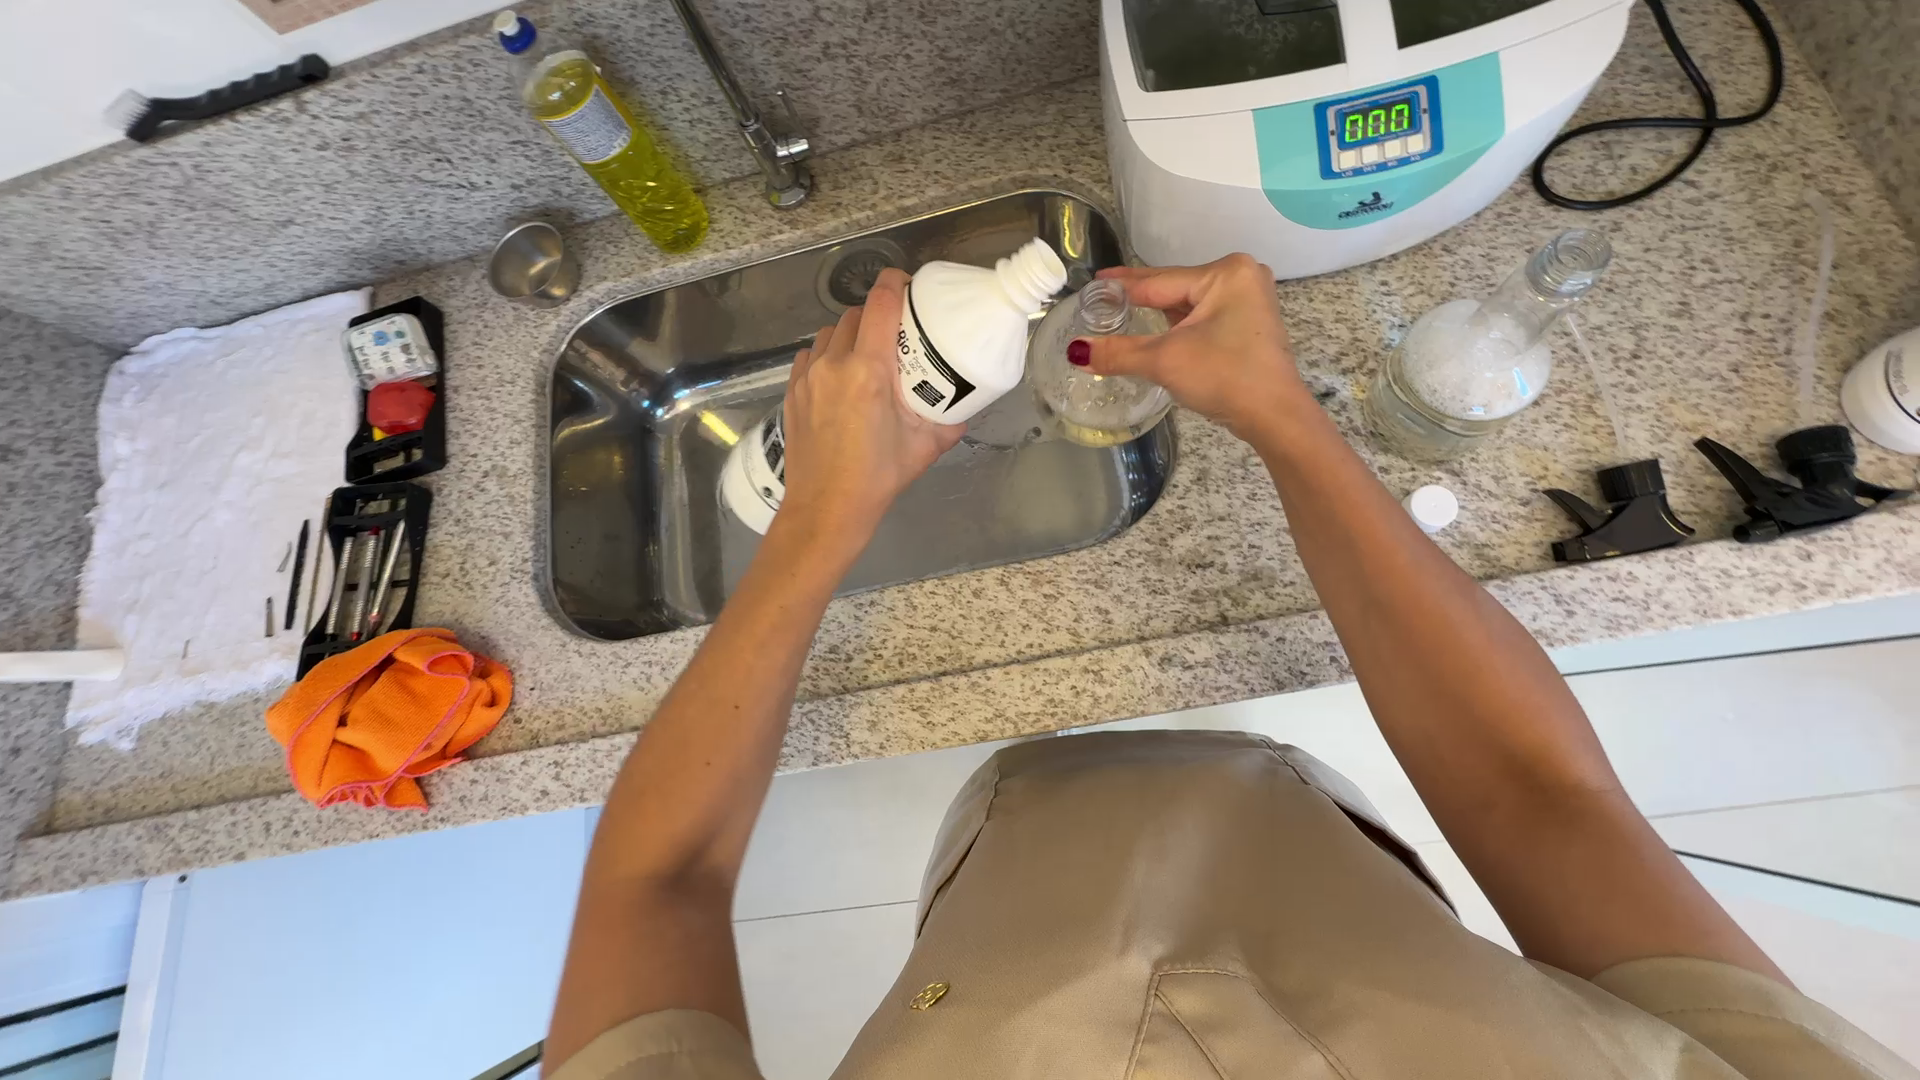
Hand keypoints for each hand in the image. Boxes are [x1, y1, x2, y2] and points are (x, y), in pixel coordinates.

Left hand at [776, 268, 964, 541]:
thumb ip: (950, 420)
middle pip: (854, 315)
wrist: (826, 508)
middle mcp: (833, 365)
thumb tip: (967, 405)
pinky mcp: (792, 391)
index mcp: (868, 371)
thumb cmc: (877, 478)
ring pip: (830, 334)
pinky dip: (827, 357)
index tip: (908, 286)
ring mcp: (807, 377)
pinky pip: (810, 356)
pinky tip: (840, 379)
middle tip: (896, 335)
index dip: (895, 284)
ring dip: (850, 336)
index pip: (880, 304)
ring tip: (868, 357)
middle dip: (876, 316)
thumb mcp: (924, 448)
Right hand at [1073, 254, 1307, 440]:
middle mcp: (1241, 277)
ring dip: (1160, 316)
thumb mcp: (1164, 361)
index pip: (1158, 280)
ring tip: (1125, 318)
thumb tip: (1076, 351)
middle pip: (1174, 289)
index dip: (1122, 285)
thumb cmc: (1224, 376)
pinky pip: (1203, 319)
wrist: (1274, 415)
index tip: (1094, 282)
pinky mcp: (1250, 325)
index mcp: (1225, 273)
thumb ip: (1118, 353)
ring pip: (1188, 306)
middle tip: (1103, 301)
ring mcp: (1249, 301)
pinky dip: (1180, 328)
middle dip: (1140, 299)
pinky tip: (1160, 335)